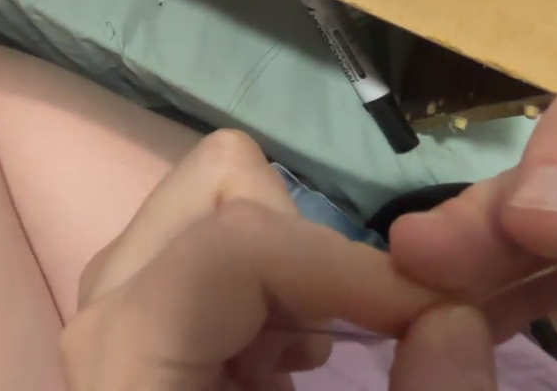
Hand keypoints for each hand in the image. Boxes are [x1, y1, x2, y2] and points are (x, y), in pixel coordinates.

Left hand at [62, 129, 497, 389]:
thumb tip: (453, 312)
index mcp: (126, 358)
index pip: (234, 244)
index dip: (347, 267)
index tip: (438, 317)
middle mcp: (103, 306)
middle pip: (216, 186)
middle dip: (308, 253)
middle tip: (353, 345)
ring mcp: (114, 300)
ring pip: (218, 202)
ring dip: (292, 272)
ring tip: (307, 369)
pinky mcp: (136, 310)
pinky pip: (213, 239)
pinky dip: (271, 286)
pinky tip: (281, 368)